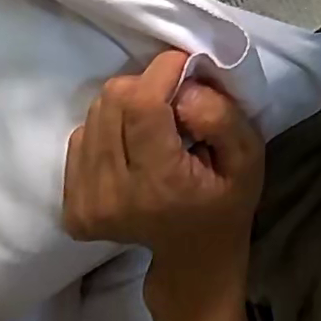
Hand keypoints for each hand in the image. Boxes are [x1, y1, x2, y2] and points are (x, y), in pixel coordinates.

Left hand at [62, 50, 265, 290]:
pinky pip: (84, 132)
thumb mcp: (248, 154)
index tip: (187, 65)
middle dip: (149, 84)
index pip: (141, 103)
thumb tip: (183, 89)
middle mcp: (111, 195)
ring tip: (157, 122)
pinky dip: (112, 124)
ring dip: (130, 102)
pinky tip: (135, 142)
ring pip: (98, 109)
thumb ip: (221, 117)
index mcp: (158, 183)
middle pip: (115, 99)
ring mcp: (86, 203)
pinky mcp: (72, 204)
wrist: (195, 254)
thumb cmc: (227, 198)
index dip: (164, 69)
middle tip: (176, 99)